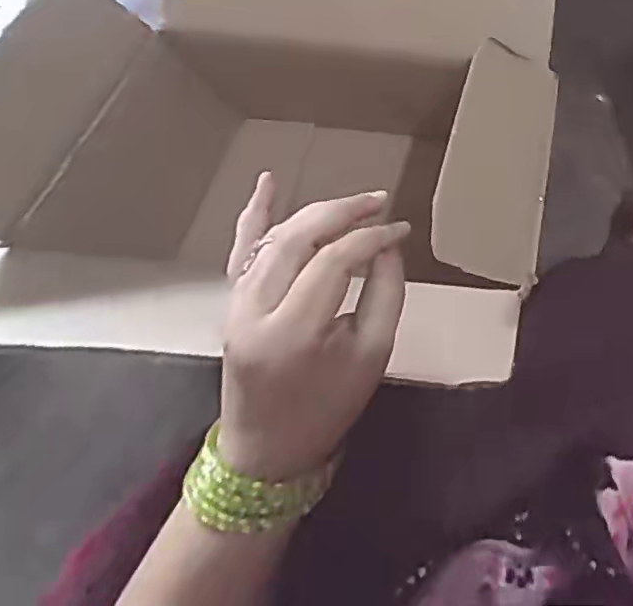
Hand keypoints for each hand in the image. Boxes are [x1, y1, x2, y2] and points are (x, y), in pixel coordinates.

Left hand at [219, 173, 408, 482]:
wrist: (267, 451)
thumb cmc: (328, 407)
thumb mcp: (373, 354)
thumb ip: (386, 291)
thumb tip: (387, 244)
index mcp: (292, 332)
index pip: (334, 261)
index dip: (372, 238)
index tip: (401, 230)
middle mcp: (254, 311)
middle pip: (299, 238)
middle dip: (343, 212)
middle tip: (379, 202)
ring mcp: (235, 304)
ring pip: (275, 237)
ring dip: (316, 213)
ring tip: (354, 204)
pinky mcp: (230, 302)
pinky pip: (241, 249)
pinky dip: (255, 213)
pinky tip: (267, 181)